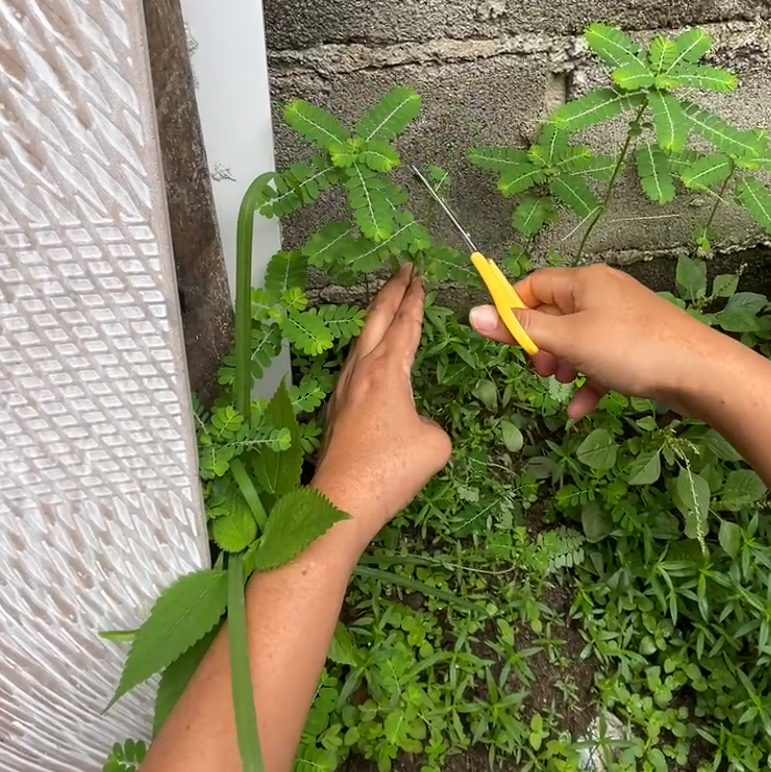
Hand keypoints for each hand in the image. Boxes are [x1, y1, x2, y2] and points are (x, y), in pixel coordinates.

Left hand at [311, 263, 451, 532]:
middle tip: (403, 268)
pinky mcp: (337, 410)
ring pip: (360, 340)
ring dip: (375, 316)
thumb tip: (416, 423)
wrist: (342, 502)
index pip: (405, 324)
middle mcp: (361, 371)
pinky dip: (368, 346)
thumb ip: (432, 423)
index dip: (415, 298)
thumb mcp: (434, 443)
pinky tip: (370, 358)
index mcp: (386, 370)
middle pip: (376, 319)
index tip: (420, 276)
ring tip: (386, 304)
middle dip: (391, 290)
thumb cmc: (391, 469)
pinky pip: (354, 364)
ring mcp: (344, 390)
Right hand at [469, 264, 733, 417]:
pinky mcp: (637, 346)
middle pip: (555, 313)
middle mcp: (602, 293)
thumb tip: (473, 314)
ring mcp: (622, 320)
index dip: (512, 309)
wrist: (702, 373)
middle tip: (540, 369)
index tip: (502, 340)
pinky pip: (602, 359)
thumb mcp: (568, 341)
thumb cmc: (630, 348)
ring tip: (563, 384)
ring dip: (564, 363)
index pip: (534, 284)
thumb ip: (521, 329)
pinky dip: (589, 380)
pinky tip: (582, 409)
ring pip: (577, 339)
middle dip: (541, 343)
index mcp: (584, 282)